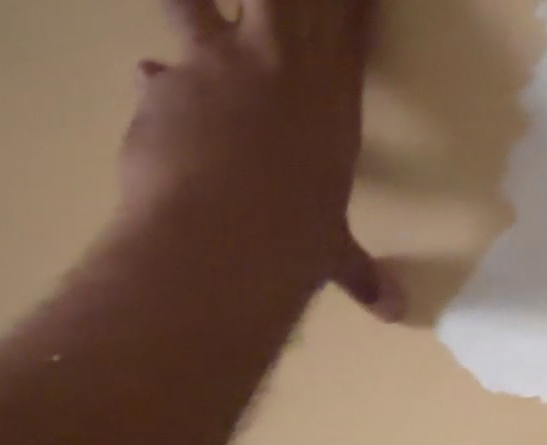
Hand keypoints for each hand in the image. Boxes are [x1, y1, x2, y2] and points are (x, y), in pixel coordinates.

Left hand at [121, 0, 403, 320]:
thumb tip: (394, 311)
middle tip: (288, 0)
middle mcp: (279, 64)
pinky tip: (151, 83)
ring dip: (197, 5)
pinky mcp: (168, 84)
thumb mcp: (333, 255)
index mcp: (335, 97)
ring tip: (197, 9)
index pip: (352, 19)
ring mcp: (219, 65)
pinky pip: (160, 71)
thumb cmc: (299, 242)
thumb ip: (360, 272)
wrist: (224, 239)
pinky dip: (159, 82)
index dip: (353, 2)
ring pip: (200, 0)